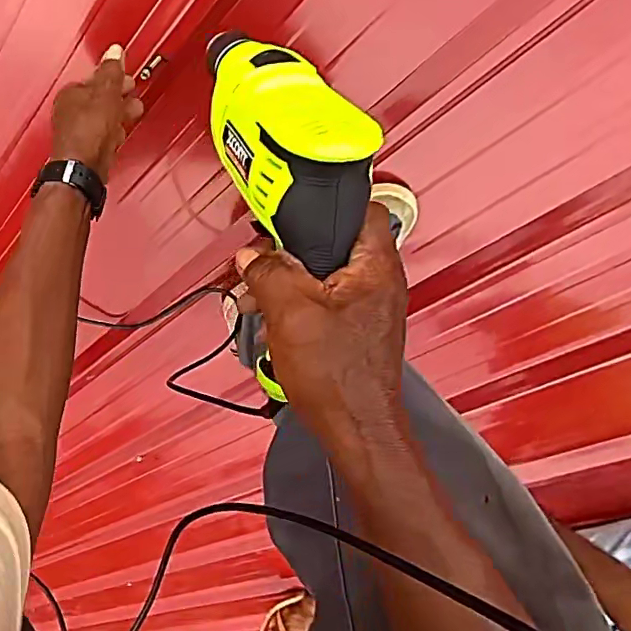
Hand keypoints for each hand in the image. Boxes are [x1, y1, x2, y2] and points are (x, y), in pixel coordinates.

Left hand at [50, 44, 143, 180]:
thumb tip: (115, 52)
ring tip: (132, 112)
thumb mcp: (106, 93)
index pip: (94, 78)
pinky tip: (120, 134)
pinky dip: (114, 132)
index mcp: (70, 94)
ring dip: (119, 114)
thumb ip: (112, 71)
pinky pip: (103, 136)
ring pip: (102, 118)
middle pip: (99, 99)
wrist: (84, 168)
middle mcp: (70, 113)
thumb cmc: (87, 133)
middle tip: (131, 93)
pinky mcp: (87, 150)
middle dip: (118, 96)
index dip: (113, 76)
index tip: (126, 75)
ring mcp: (78, 133)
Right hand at [234, 203, 407, 449]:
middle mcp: (378, 283)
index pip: (359, 208)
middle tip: (264, 262)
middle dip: (290, 252)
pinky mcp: (353, 328)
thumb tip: (252, 256)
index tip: (291, 208)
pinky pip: (321, 301)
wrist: (353, 426)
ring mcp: (367, 307)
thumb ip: (269, 272)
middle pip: (331, 243)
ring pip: (322, 274)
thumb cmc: (340, 379)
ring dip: (288, 282)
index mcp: (375, 267)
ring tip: (261, 298)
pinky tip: (275, 321)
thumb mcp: (291, 312)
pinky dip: (296, 305)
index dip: (322, 204)